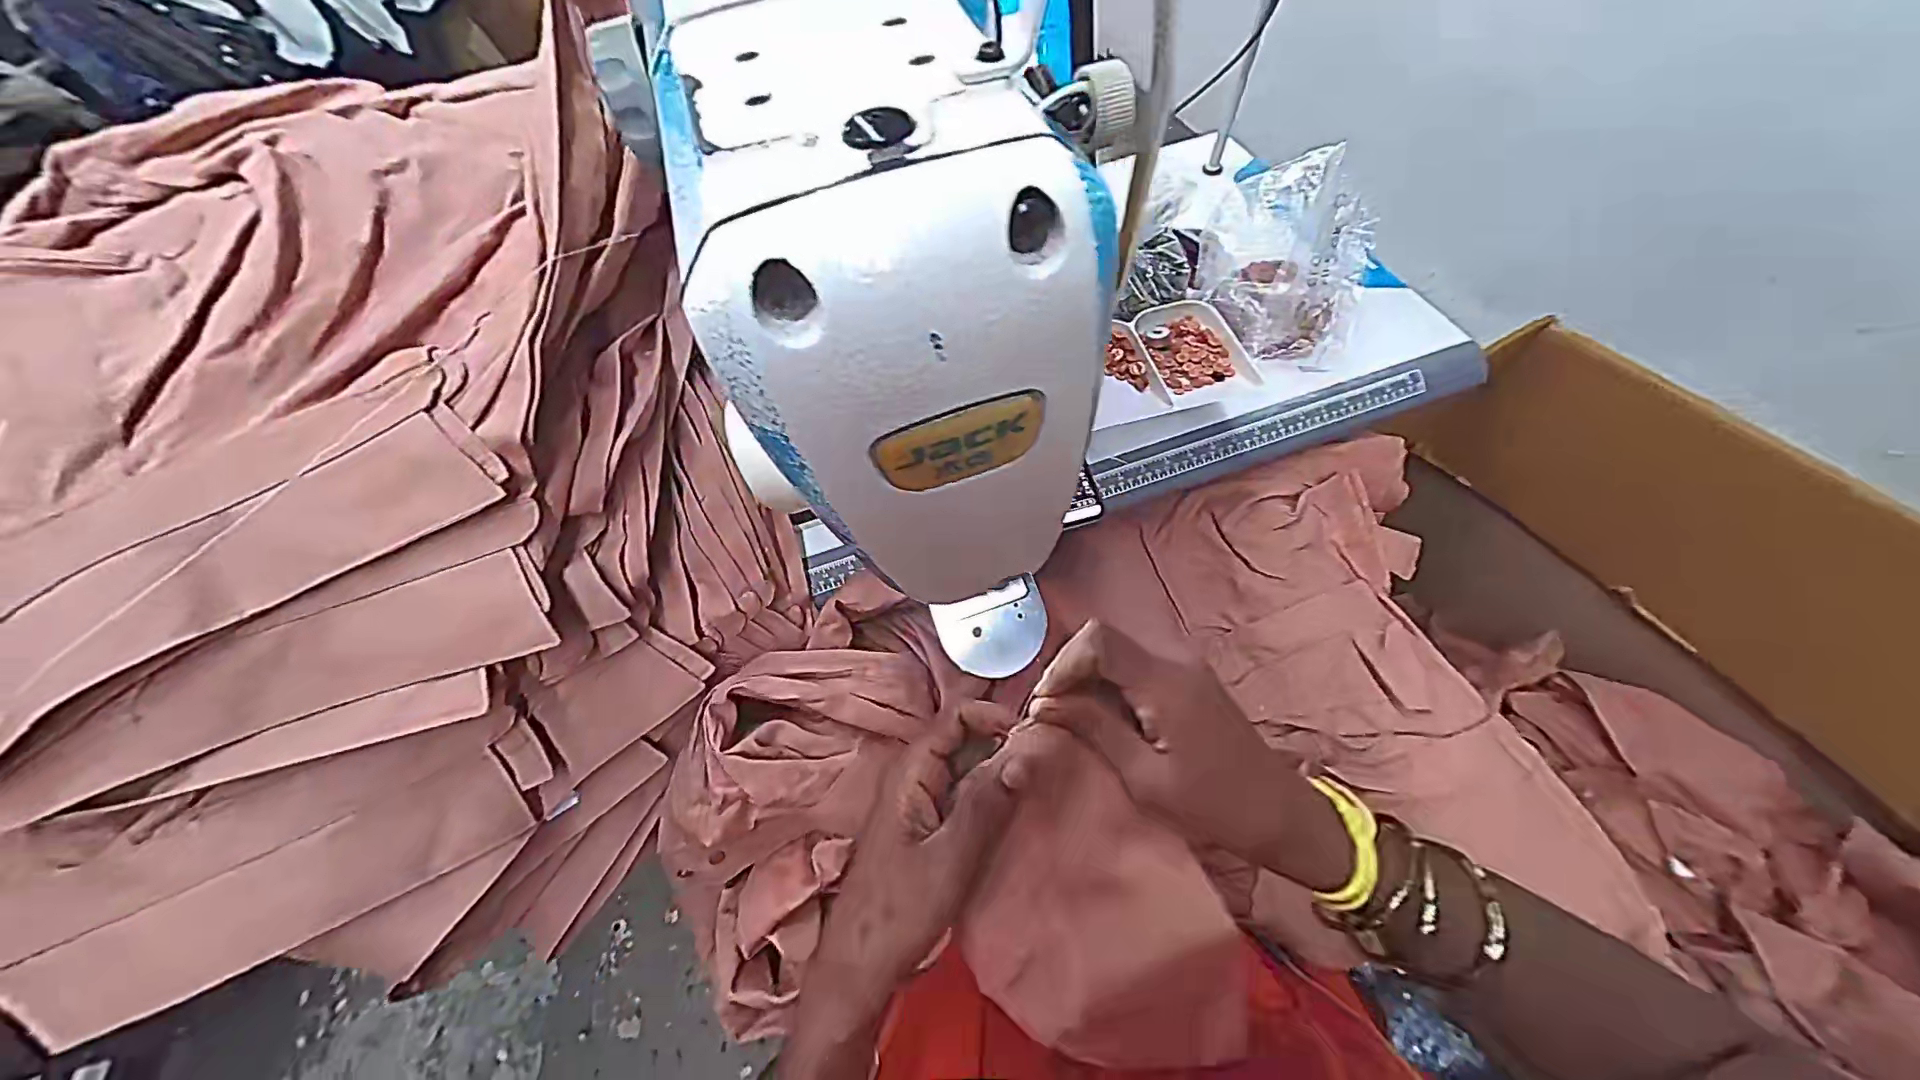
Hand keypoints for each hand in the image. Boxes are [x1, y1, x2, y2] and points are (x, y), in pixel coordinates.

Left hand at [786, 703, 1037, 1079]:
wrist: (860, 963)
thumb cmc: (900, 910)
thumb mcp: (950, 858)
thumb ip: (986, 805)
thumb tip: (1024, 753)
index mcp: (911, 772)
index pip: (953, 718)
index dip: (991, 716)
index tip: (1027, 737)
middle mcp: (913, 776)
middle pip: (960, 738)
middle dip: (999, 741)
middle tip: (1038, 762)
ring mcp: (918, 799)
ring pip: (963, 765)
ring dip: (996, 767)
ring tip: (1032, 782)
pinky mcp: (925, 824)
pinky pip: (960, 792)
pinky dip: (987, 793)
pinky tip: (1010, 810)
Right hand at [1027, 621, 1351, 892]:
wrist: (1278, 812)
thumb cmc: (1212, 805)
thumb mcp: (1143, 777)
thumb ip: (1094, 729)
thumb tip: (1044, 704)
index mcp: (1165, 682)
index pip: (1098, 640)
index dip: (1063, 664)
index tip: (1048, 703)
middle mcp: (1175, 661)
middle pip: (1104, 640)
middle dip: (1070, 671)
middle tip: (1054, 713)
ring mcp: (1184, 666)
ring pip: (1116, 650)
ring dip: (1087, 677)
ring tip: (1074, 718)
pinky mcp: (1187, 677)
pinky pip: (1135, 665)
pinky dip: (1109, 683)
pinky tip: (1105, 717)